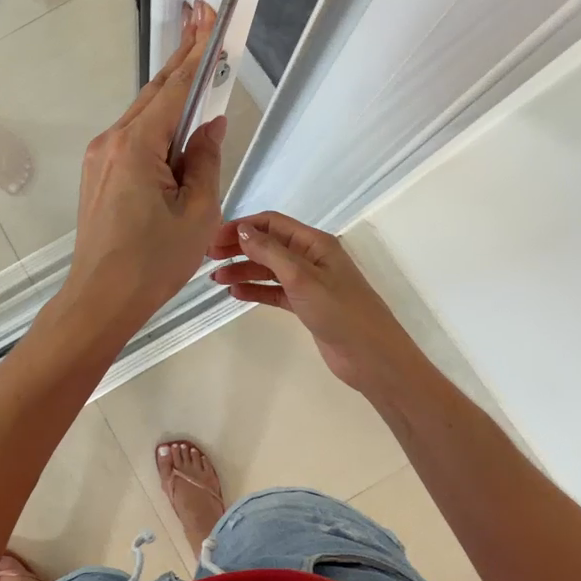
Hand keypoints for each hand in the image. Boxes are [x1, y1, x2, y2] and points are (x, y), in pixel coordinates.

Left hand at [64, 2, 227, 324]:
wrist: (100, 297)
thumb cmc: (153, 262)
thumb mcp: (198, 211)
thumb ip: (206, 159)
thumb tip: (211, 124)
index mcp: (136, 146)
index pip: (174, 89)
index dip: (196, 53)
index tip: (208, 17)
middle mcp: (111, 141)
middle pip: (154, 93)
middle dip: (182, 59)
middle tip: (203, 19)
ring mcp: (99, 157)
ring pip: (142, 115)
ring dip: (171, 92)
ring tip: (197, 65)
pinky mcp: (98, 173)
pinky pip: (133, 137)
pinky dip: (157, 122)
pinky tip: (177, 121)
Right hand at [208, 211, 416, 395]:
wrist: (372, 357)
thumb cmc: (340, 311)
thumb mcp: (302, 277)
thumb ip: (270, 252)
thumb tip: (242, 230)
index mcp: (315, 243)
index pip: (271, 223)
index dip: (242, 227)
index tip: (213, 238)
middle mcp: (311, 258)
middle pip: (268, 244)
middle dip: (238, 247)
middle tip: (209, 257)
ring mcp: (309, 282)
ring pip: (268, 269)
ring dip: (243, 270)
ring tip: (216, 278)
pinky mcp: (306, 305)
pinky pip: (274, 291)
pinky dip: (255, 290)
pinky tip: (235, 294)